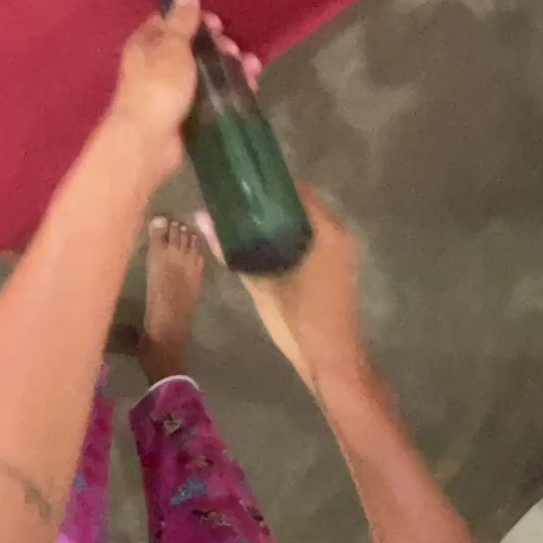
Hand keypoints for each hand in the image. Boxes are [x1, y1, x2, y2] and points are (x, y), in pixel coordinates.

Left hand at [106, 0, 258, 178]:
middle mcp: (157, 65)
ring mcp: (172, 91)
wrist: (149, 141)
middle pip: (192, 48)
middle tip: (232, 49)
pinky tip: (249, 88)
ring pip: (205, 73)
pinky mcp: (186, 113)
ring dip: (229, 68)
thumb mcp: (172, 46)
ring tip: (250, 68)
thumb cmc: (159, 86)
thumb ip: (182, 20)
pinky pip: (210, 97)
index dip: (195, 19)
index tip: (216, 22)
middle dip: (217, 46)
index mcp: (147, 43)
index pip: (170, 22)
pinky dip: (229, 91)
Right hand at [205, 185, 368, 394]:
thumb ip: (230, 250)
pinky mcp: (336, 267)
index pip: (298, 190)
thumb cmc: (299, 319)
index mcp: (326, 231)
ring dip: (281, 219)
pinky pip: (313, 239)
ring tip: (245, 216)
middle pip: (303, 205)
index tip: (242, 180)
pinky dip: (291, 235)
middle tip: (238, 198)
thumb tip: (201, 218)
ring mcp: (341, 252)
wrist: (331, 361)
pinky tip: (263, 241)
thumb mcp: (260, 284)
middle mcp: (339, 234)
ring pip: (307, 223)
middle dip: (271, 201)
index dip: (269, 183)